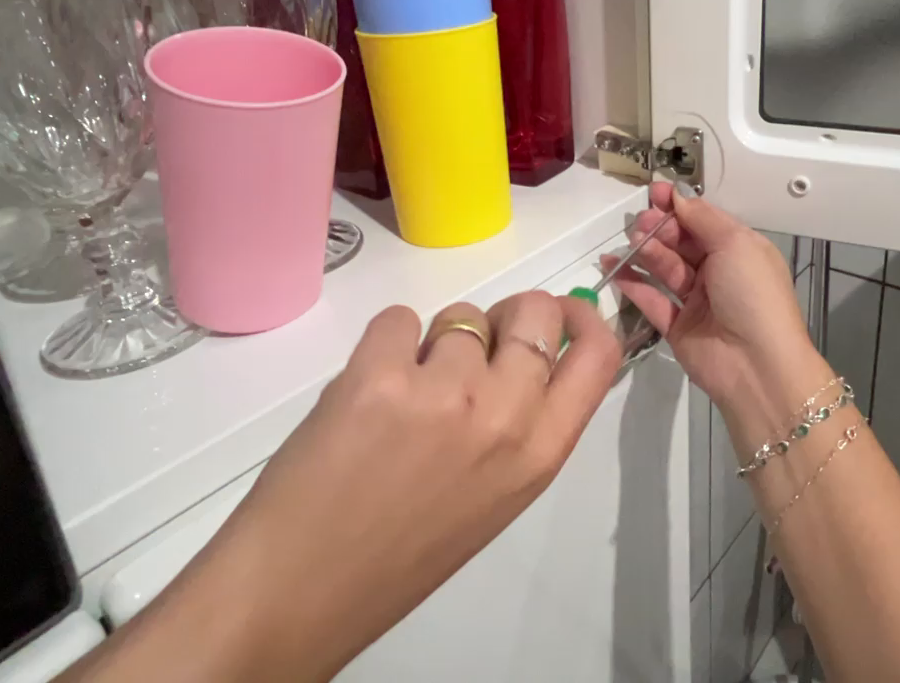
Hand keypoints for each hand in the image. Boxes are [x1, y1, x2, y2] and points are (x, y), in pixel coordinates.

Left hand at [65, 292, 621, 682]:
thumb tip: (522, 349)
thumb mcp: (496, 491)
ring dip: (436, 340)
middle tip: (473, 346)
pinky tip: (368, 389)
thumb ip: (522, 421)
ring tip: (405, 392)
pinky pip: (399, 318)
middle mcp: (504, 415)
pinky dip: (386, 342)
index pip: (599, 354)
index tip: (560, 311)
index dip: (582, 315)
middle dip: (507, 313)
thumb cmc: (404, 548)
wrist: (300, 589)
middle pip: (534, 310)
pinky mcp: (378, 377)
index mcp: (540, 454)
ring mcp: (443, 391)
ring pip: (460, 314)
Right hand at [603, 183, 828, 439]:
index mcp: (739, 250)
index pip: (704, 221)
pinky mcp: (677, 327)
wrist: (756, 365)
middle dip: (661, 228)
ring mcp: (697, 301)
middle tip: (642, 222)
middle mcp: (718, 272)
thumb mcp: (736, 244)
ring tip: (632, 243)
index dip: (679, 206)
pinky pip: (652, 300)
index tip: (654, 192)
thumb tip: (678, 196)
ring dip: (647, 252)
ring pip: (666, 268)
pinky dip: (633, 284)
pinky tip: (615, 269)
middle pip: (682, 243)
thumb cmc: (753, 295)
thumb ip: (702, 219)